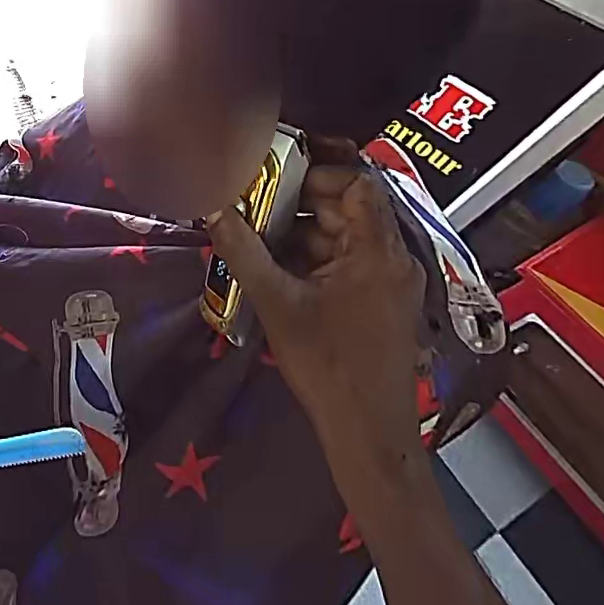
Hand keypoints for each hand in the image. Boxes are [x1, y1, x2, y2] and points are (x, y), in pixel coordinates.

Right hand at [212, 164, 523, 604]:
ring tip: (258, 230)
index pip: (360, 184)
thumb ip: (242, 250)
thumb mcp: (276, 301)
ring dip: (303, 231)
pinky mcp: (380, 304)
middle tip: (257, 197)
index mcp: (378, 251)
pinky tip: (276, 266)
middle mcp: (393, 259)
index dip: (321, 170)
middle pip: (349, 208)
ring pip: (343, 237)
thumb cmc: (327, 363)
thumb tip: (210, 209)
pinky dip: (313, 257)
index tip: (279, 171)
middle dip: (301, 200)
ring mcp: (389, 283)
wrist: (367, 434)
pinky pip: (345, 262)